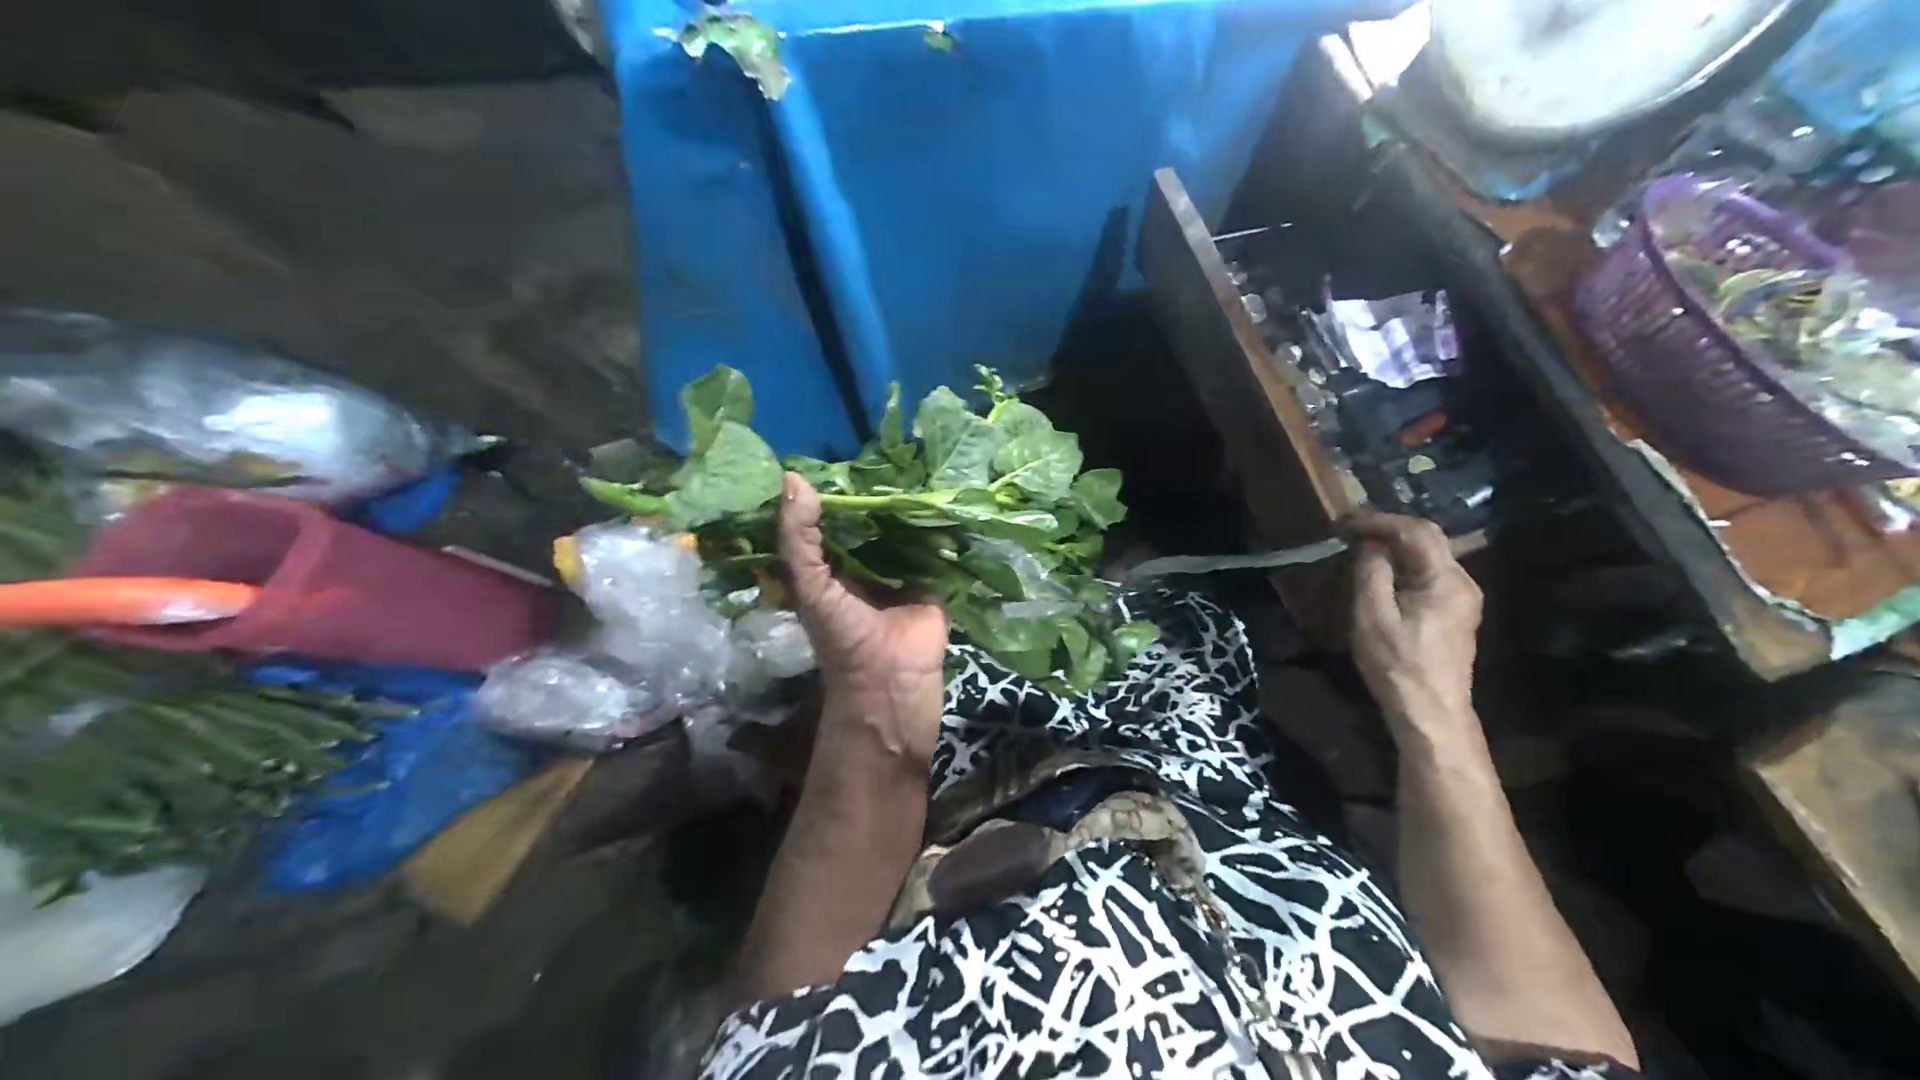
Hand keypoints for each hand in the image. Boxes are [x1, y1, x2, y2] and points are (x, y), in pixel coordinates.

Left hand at [778, 473, 948, 762]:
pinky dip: (939, 528)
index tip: (839, 456)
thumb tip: (794, 477)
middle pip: (871, 521)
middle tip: (888, 455)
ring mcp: (903, 571)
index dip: (832, 492)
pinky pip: (937, 548)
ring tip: (919, 468)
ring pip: (904, 530)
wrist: (889, 683)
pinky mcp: (934, 581)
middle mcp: (866, 563)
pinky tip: (945, 497)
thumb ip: (798, 538)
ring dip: (909, 508)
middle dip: (876, 496)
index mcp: (832, 565)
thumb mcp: (808, 585)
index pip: (831, 519)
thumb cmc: (841, 636)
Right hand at [1346, 510, 1482, 743]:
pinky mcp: (1456, 612)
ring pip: (1431, 555)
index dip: (1377, 521)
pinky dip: (1405, 562)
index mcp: (1445, 580)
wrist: (1430, 709)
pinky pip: (1431, 573)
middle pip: (1429, 538)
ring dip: (1397, 544)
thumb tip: (1371, 545)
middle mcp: (1463, 582)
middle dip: (1389, 527)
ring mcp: (1463, 598)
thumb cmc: (1397, 663)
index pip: (1415, 532)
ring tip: (1362, 544)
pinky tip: (1384, 570)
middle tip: (1351, 528)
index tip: (1343, 522)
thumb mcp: (1372, 616)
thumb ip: (1372, 573)